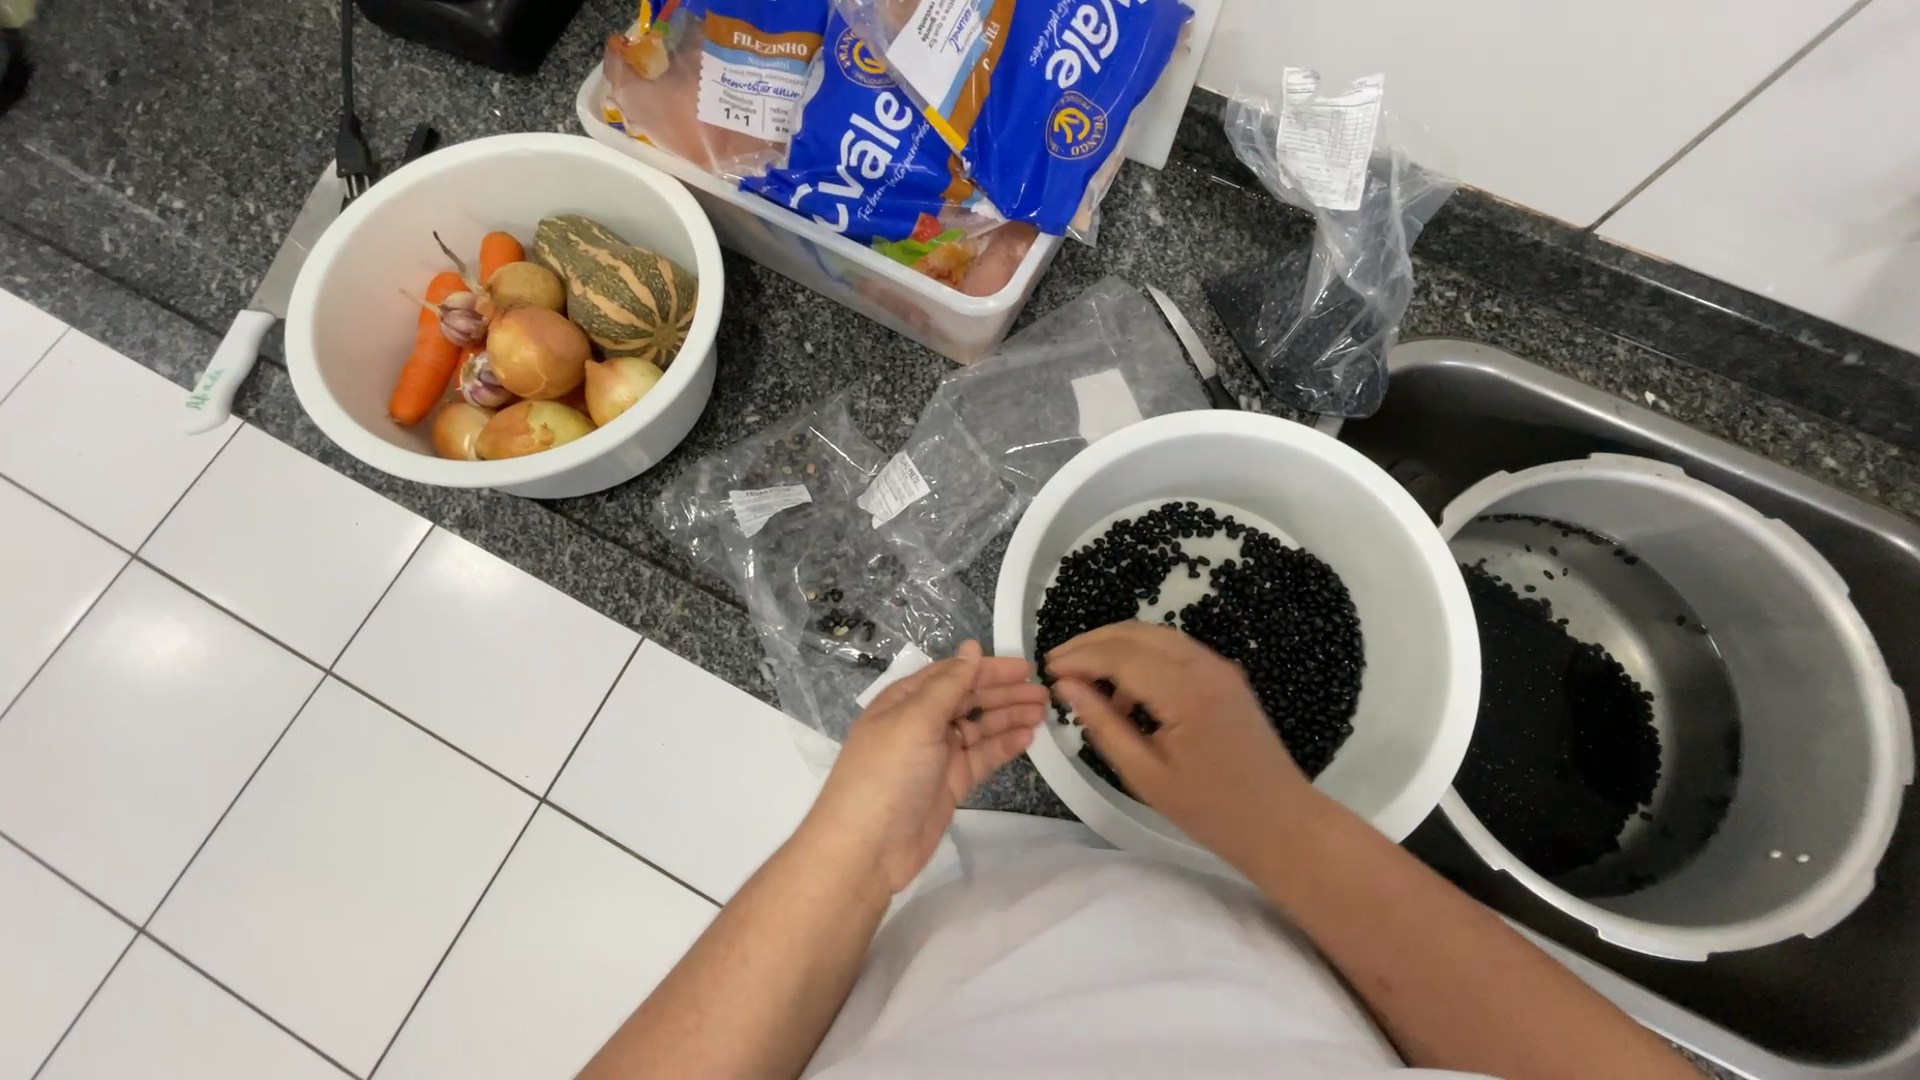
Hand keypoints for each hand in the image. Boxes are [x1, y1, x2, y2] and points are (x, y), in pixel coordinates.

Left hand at [798, 641, 1050, 900]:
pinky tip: (1027, 737)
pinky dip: (1003, 745)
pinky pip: (981, 756)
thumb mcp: (915, 719)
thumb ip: (948, 684)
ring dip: (1008, 717)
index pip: (954, 674)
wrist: (867, 848)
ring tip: (1043, 712)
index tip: (1026, 669)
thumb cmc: (887, 773)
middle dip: (1004, 693)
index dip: (988, 669)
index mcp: (906, 700)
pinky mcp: (950, 783)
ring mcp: (937, 754)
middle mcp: (922, 722)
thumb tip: (971, 646)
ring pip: (979, 727)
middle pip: (969, 699)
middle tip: (1044, 694)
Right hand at [1047, 622, 1317, 873]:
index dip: (1079, 658)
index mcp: (1185, 692)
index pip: (1119, 656)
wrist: (1282, 823)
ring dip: (1117, 647)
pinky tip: (1127, 692)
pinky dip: (1143, 657)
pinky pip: (1175, 651)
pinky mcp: (1225, 676)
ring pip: (1155, 636)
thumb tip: (1066, 687)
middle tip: (1058, 663)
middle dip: (1092, 643)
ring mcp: (1219, 667)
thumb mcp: (1145, 774)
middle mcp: (1204, 666)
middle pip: (1136, 633)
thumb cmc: (1212, 810)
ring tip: (1086, 680)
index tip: (1047, 670)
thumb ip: (1104, 725)